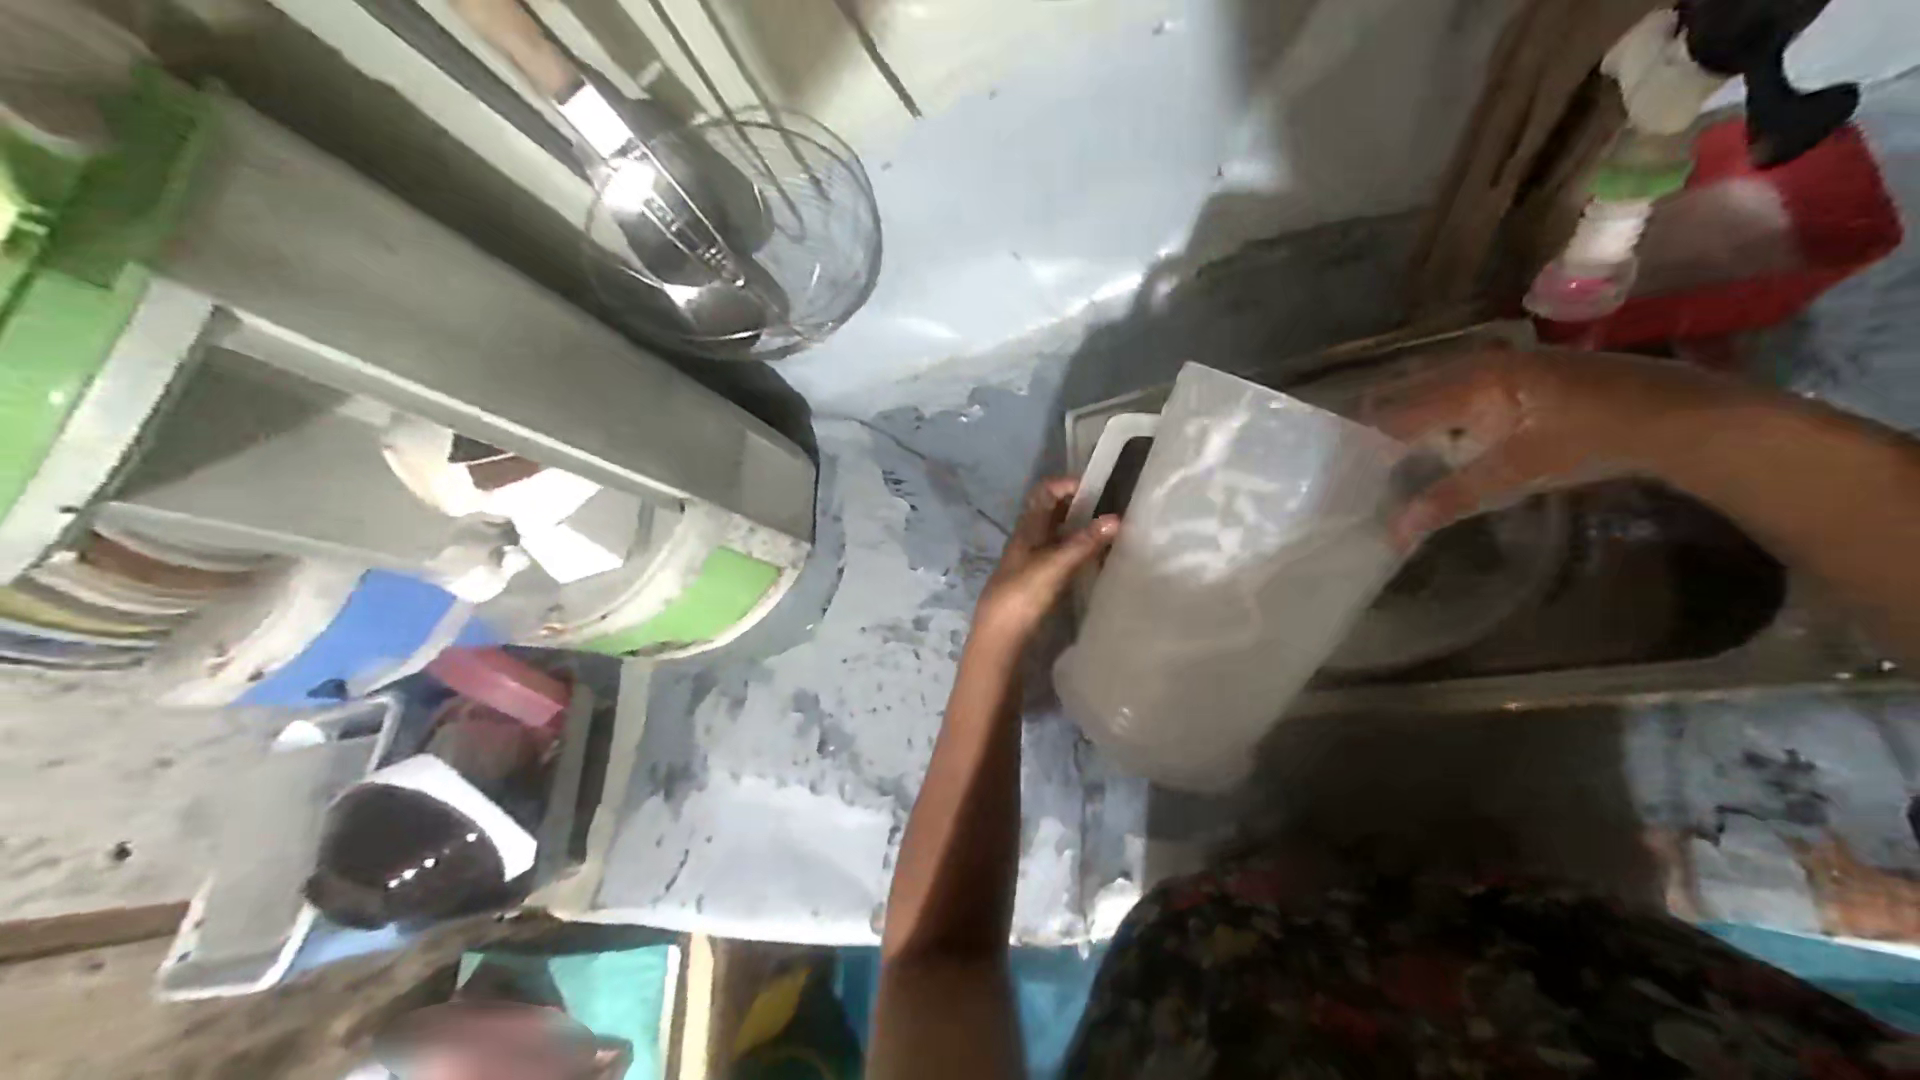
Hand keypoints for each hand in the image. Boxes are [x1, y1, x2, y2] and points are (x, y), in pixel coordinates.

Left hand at [971, 479, 1117, 649]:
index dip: (1066, 484)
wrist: (999, 637)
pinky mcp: (1037, 583)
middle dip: (1078, 506)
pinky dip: (1078, 553)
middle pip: (1052, 514)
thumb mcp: (1055, 566)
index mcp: (1027, 530)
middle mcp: (1028, 541)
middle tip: (1110, 508)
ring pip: (1057, 536)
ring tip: (1110, 532)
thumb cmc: (1023, 595)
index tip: (1097, 486)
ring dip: (1080, 530)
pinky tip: (1095, 561)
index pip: (1044, 493)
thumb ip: (1084, 542)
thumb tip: (1116, 518)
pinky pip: (1060, 558)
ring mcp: (1031, 563)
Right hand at [1362, 347, 1740, 546]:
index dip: (1365, 441)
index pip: (1394, 411)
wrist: (1685, 415)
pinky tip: (1435, 444)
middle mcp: (1476, 365)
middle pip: (1404, 393)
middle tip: (1356, 468)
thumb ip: (1450, 499)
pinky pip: (1454, 391)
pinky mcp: (1516, 375)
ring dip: (1405, 422)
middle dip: (1377, 429)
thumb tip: (1393, 534)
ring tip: (1385, 460)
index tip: (1341, 469)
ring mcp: (1499, 365)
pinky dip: (1434, 417)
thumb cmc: (1595, 440)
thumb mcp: (1516, 474)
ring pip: (1428, 390)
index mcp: (1469, 382)